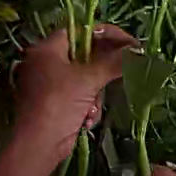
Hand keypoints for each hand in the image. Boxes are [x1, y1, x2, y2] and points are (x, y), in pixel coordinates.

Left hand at [12, 24, 134, 158]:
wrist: (38, 144)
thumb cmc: (59, 103)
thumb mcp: (89, 79)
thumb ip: (114, 62)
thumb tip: (137, 52)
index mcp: (48, 49)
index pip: (81, 31)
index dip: (106, 34)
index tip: (128, 43)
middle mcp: (46, 62)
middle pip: (85, 55)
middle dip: (103, 69)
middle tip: (127, 68)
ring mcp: (50, 83)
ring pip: (85, 79)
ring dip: (94, 94)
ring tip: (93, 106)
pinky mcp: (55, 103)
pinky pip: (79, 96)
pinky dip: (86, 106)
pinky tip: (86, 119)